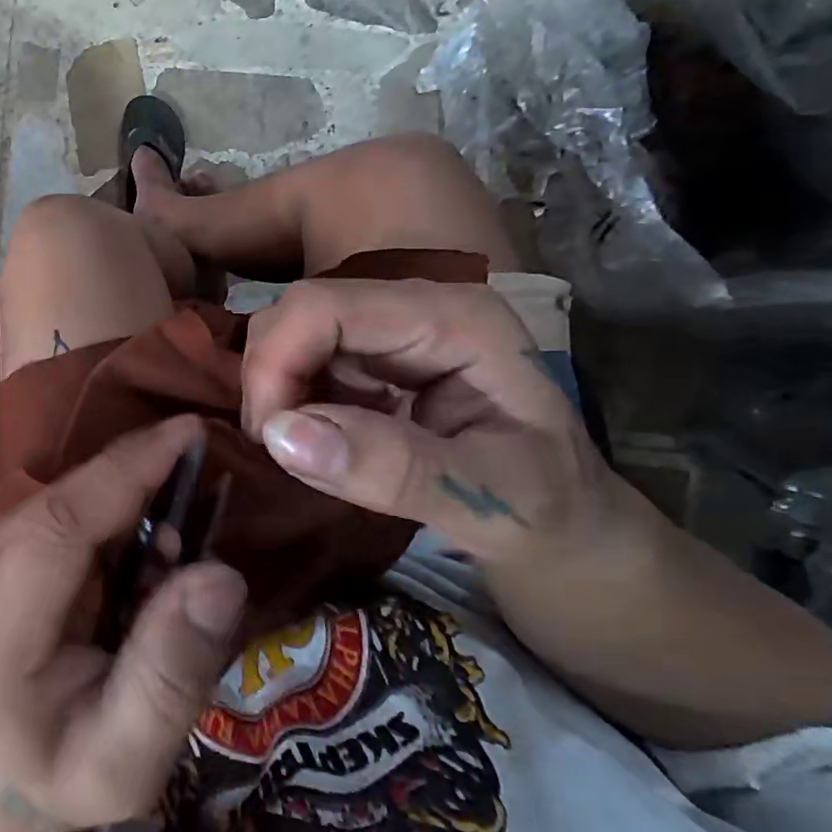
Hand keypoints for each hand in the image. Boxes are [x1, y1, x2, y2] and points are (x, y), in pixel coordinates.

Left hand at [0, 417, 248, 831]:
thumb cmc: (63, 769)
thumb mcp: (132, 756)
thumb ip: (172, 670)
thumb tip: (220, 574)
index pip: (58, 527)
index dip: (124, 471)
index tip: (189, 430)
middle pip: (58, 501)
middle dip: (135, 477)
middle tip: (201, 479)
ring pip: (57, 496)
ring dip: (120, 496)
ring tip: (168, 546)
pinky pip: (49, 507)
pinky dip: (99, 509)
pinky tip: (130, 548)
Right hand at [242, 279, 628, 566]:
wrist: (563, 523)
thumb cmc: (544, 510)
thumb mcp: (484, 503)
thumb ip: (392, 469)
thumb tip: (280, 435)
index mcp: (453, 320)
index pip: (323, 308)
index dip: (276, 363)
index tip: (269, 437)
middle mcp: (411, 308)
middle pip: (295, 314)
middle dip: (267, 380)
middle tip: (276, 449)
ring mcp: (385, 331)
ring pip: (286, 335)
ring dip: (271, 392)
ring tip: (293, 450)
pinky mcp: (365, 357)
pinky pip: (295, 361)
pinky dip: (282, 400)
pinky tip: (306, 439)